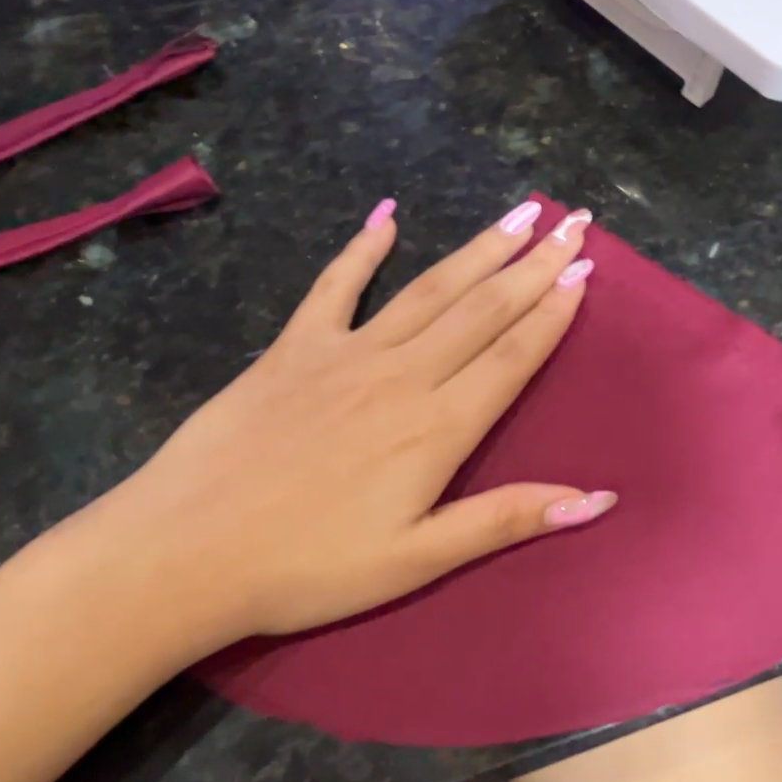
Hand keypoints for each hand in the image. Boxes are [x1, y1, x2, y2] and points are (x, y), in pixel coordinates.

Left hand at [68, 197, 615, 642]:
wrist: (182, 555)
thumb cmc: (308, 568)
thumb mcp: (418, 559)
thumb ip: (507, 519)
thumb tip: (599, 499)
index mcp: (438, 428)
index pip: (512, 355)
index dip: (553, 312)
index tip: (585, 270)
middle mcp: (402, 376)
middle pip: (482, 309)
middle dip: (534, 264)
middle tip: (574, 222)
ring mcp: (345, 354)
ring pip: (429, 289)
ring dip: (479, 248)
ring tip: (519, 213)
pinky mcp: (292, 349)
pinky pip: (335, 287)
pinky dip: (362, 249)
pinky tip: (387, 216)